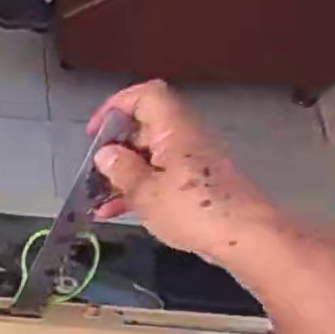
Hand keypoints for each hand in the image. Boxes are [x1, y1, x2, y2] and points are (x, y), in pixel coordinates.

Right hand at [87, 79, 285, 263]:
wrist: (241, 236)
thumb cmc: (191, 210)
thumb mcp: (145, 192)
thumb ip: (121, 170)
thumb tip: (105, 153)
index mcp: (174, 130)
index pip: (146, 96)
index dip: (117, 105)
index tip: (95, 132)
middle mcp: (183, 140)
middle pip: (144, 130)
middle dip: (114, 150)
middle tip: (93, 175)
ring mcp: (189, 164)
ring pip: (148, 159)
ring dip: (120, 176)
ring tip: (97, 200)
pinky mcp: (192, 186)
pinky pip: (158, 180)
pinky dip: (136, 191)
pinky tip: (113, 212)